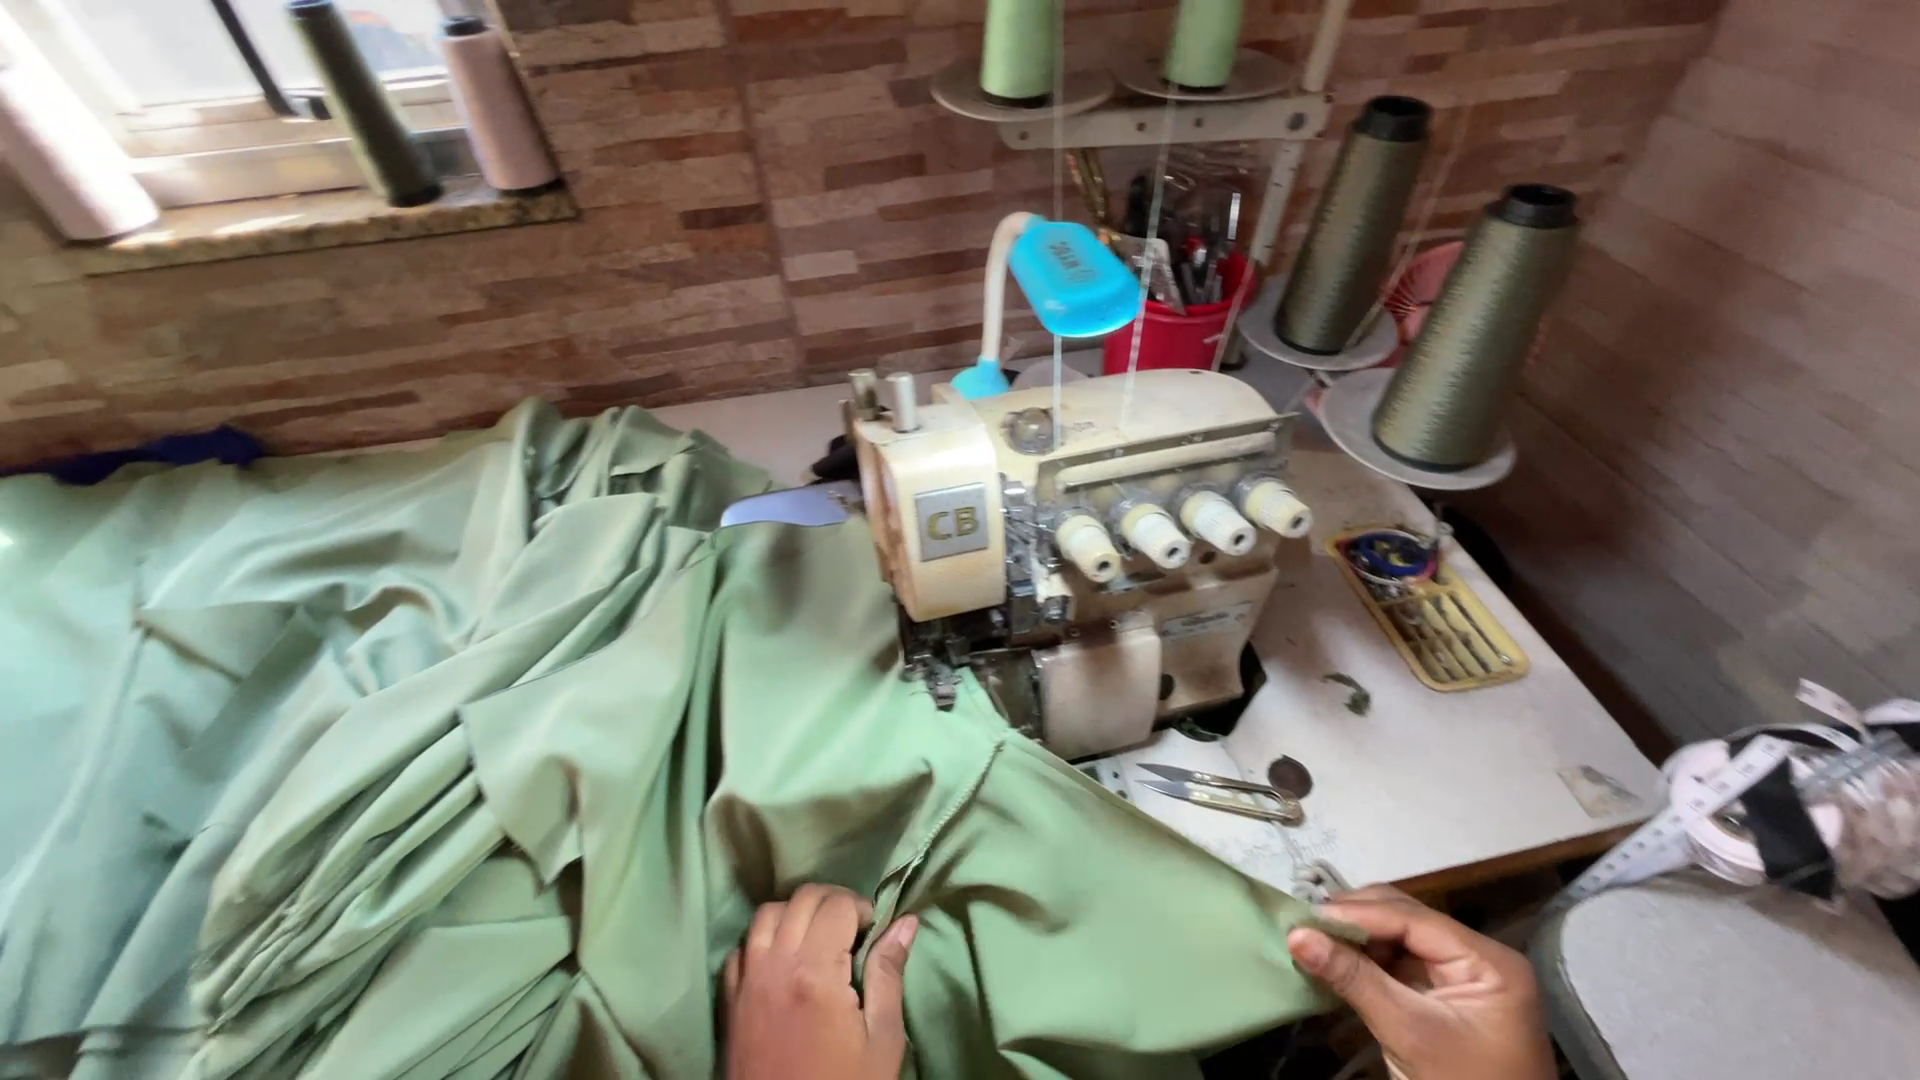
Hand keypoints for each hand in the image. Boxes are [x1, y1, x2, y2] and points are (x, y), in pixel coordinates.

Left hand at [723, 883, 919, 1079]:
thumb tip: (906, 922)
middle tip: (852, 927)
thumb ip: (889, 974)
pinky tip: (784, 959)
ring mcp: (747, 981)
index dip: (861, 907)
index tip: (873, 928)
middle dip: (832, 901)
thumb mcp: (881, 1040)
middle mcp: (775, 965)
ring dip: (796, 912)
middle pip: (802, 898)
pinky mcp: (730, 1000)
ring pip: (767, 913)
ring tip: (818, 936)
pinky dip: (764, 938)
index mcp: (815, 972)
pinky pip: (742, 946)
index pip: (837, 905)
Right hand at [1287, 885, 1553, 1079]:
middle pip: (1403, 916)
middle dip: (1352, 919)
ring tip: (1313, 939)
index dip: (1356, 913)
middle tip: (1304, 925)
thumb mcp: (1408, 1034)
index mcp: (1487, 960)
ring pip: (1394, 933)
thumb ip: (1354, 979)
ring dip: (1353, 935)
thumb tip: (1295, 935)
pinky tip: (1333, 958)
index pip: (1412, 918)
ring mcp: (1459, 973)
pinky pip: (1394, 958)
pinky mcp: (1439, 991)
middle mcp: (1475, 955)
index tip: (1305, 916)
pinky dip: (1362, 956)